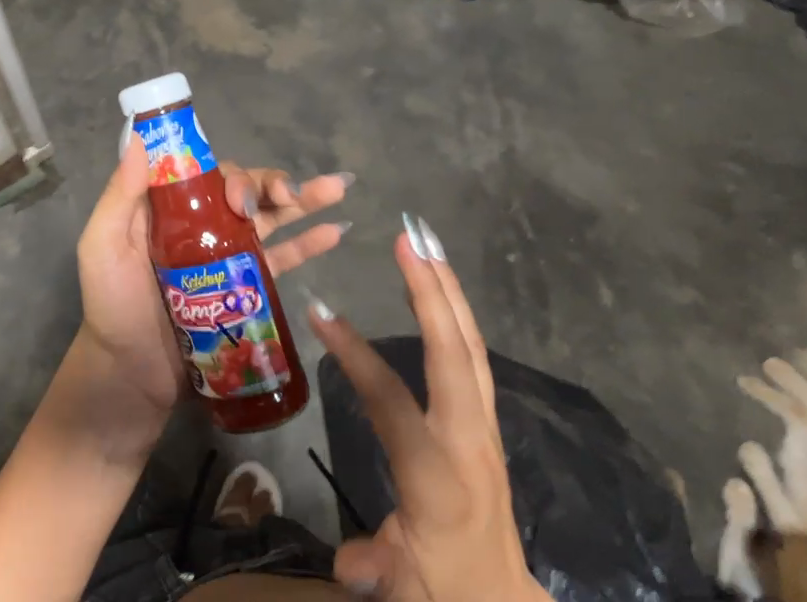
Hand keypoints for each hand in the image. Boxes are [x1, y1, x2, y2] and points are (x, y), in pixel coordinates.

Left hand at [74, 137, 351, 433]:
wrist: (131, 375)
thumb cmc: (113, 307)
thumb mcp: (102, 246)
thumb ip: (119, 196)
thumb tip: (141, 139)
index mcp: (162, 210)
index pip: (201, 174)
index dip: (226, 168)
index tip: (241, 185)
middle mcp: (195, 226)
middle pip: (239, 192)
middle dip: (268, 183)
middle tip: (287, 194)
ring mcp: (223, 256)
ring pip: (267, 217)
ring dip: (302, 200)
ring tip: (337, 188)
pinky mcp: (243, 288)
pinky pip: (280, 258)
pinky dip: (309, 243)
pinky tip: (336, 231)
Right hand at [305, 220, 549, 601]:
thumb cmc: (441, 590)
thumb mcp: (401, 587)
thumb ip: (372, 566)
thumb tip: (348, 563)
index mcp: (438, 477)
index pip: (394, 403)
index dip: (358, 357)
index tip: (320, 313)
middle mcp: (468, 443)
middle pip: (456, 357)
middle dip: (433, 295)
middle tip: (409, 239)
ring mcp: (484, 431)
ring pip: (472, 352)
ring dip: (450, 295)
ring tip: (427, 247)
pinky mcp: (486, 427)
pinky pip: (474, 363)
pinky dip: (458, 319)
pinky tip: (441, 294)